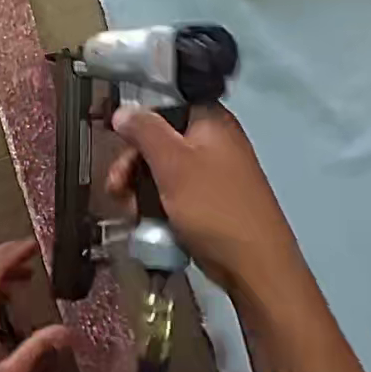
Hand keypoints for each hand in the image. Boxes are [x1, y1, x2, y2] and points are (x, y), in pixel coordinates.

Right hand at [109, 103, 302, 289]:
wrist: (254, 265)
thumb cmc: (213, 207)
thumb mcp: (172, 164)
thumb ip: (145, 132)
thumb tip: (123, 110)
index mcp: (211, 122)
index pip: (164, 106)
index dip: (137, 124)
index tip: (116, 144)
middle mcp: (215, 141)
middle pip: (160, 141)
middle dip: (133, 165)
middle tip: (117, 188)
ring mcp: (215, 173)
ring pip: (164, 171)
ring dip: (141, 189)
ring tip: (131, 211)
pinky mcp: (212, 201)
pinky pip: (176, 194)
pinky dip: (158, 205)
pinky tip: (147, 221)